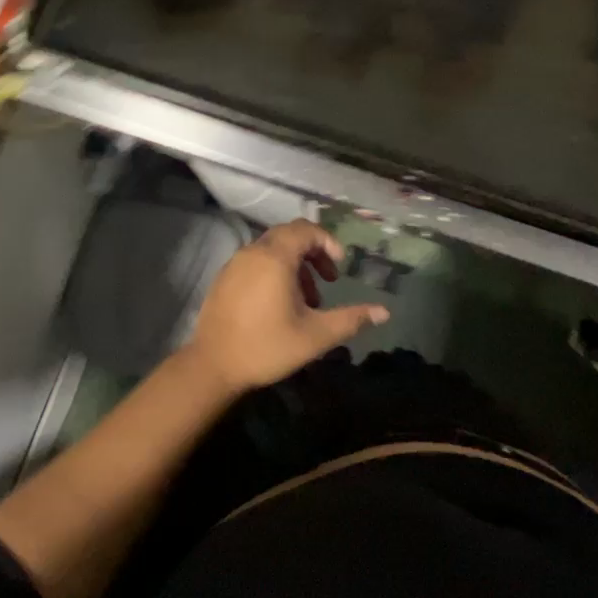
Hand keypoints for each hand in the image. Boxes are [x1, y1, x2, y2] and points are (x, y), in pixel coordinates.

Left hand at [187, 220, 389, 392]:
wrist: (212, 366)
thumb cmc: (267, 347)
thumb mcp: (315, 335)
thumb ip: (351, 319)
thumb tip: (384, 312)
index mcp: (275, 257)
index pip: (306, 230)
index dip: (327, 242)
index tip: (340, 266)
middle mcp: (253, 252)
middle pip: (289, 236)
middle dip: (313, 253)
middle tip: (329, 280)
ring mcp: (234, 264)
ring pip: (272, 250)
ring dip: (295, 265)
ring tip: (309, 300)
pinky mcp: (224, 279)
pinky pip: (255, 262)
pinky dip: (274, 272)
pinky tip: (280, 305)